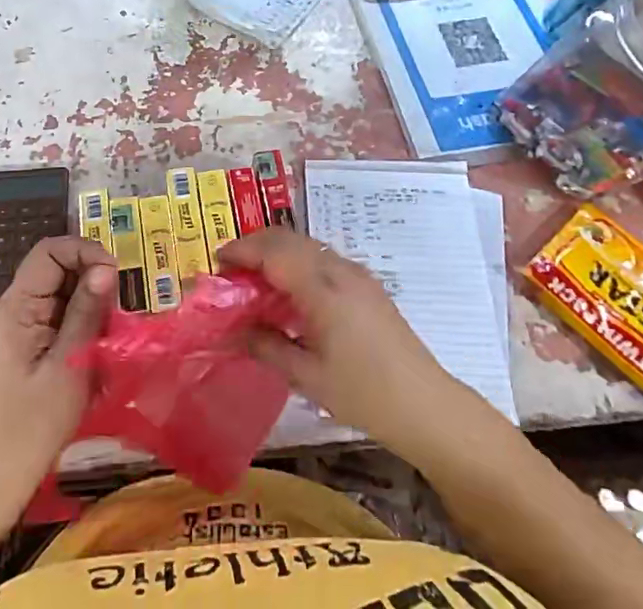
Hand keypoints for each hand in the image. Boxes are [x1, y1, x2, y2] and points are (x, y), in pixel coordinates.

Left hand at [0, 236, 116, 483]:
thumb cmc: (33, 423)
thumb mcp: (69, 364)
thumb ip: (87, 312)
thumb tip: (106, 267)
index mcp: (17, 307)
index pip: (50, 251)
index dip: (84, 252)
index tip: (115, 276)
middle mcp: (16, 308)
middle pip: (57, 269)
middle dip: (93, 279)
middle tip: (120, 309)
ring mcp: (22, 327)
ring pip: (63, 292)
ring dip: (92, 304)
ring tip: (111, 332)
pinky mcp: (30, 345)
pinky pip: (61, 316)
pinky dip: (84, 323)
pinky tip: (98, 347)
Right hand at [219, 229, 477, 457]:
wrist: (426, 404)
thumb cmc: (363, 394)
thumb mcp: (306, 376)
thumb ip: (266, 346)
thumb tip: (232, 331)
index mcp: (323, 288)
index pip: (273, 252)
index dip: (241, 251)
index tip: (217, 262)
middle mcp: (340, 269)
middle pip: (289, 239)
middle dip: (255, 246)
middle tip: (231, 271)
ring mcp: (357, 274)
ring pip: (307, 245)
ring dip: (276, 253)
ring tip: (254, 281)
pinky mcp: (366, 284)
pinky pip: (322, 258)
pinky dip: (296, 263)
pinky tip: (288, 293)